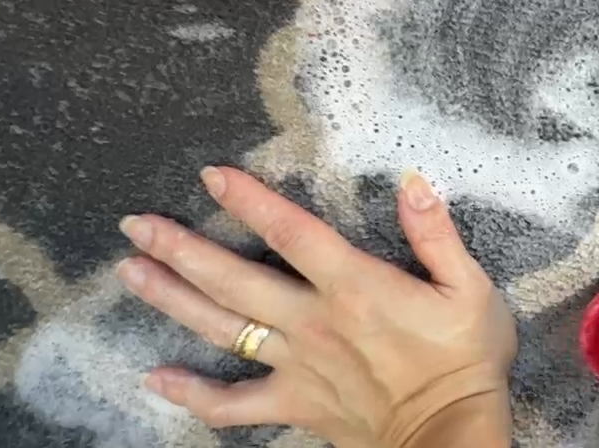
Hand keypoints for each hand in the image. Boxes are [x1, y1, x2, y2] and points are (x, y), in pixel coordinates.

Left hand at [116, 166, 515, 447]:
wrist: (450, 435)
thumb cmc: (464, 355)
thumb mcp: (468, 285)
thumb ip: (436, 233)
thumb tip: (412, 181)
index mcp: (355, 287)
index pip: (293, 233)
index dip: (252, 202)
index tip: (214, 176)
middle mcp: (314, 322)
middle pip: (236, 279)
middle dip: (183, 248)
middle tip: (137, 225)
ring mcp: (297, 367)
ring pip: (221, 330)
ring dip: (172, 300)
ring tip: (130, 272)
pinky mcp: (294, 406)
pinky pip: (229, 405)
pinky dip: (188, 394)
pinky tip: (154, 379)